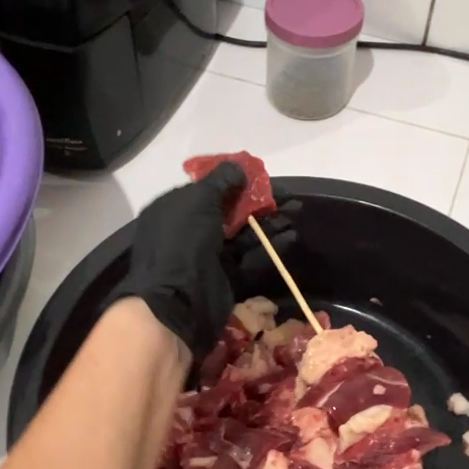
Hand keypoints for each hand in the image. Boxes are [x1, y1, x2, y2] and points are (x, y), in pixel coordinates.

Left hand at [109, 163, 297, 356]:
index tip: (259, 175)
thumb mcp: (198, 201)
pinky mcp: (224, 278)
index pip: (205, 189)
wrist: (176, 301)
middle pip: (227, 211)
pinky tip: (291, 237)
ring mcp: (206, 257)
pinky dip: (269, 247)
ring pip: (242, 234)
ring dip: (268, 223)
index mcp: (173, 209)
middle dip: (257, 202)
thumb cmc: (182, 242)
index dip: (232, 181)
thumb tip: (240, 167)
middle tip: (287, 197)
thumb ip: (221, 181)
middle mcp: (188, 231)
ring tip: (295, 212)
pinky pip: (250, 258)